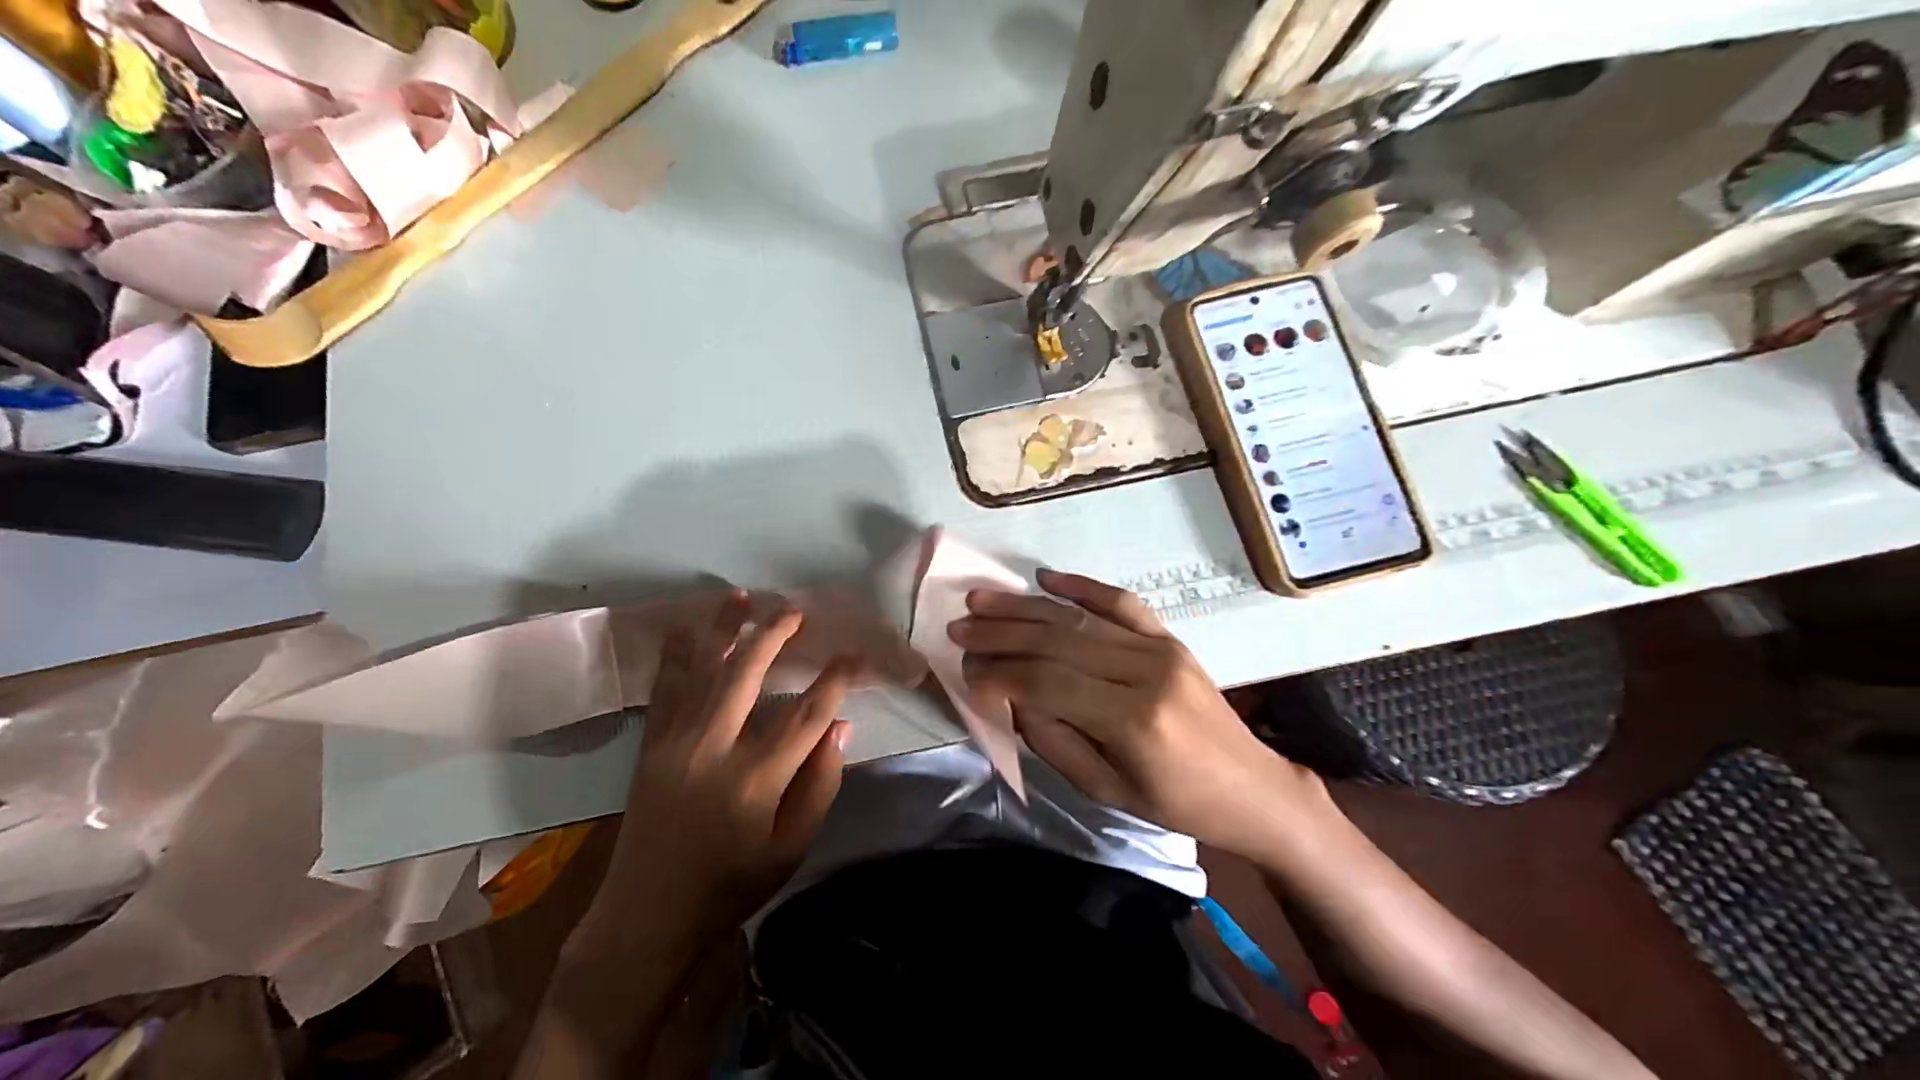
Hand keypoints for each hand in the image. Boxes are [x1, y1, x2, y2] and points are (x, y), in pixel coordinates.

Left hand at [601, 592, 853, 937]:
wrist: (646, 915)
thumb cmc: (729, 885)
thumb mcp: (790, 850)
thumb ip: (819, 786)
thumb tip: (840, 727)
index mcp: (757, 778)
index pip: (807, 714)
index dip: (835, 680)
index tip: (854, 655)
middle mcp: (715, 748)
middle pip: (748, 673)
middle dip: (775, 635)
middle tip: (795, 611)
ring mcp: (677, 742)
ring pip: (704, 669)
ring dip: (724, 629)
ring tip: (741, 595)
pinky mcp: (651, 746)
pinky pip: (665, 689)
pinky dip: (677, 656)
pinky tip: (686, 630)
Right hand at [948, 569, 1328, 856]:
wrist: (1252, 787)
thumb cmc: (1175, 803)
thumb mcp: (1105, 790)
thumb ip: (1052, 740)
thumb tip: (1009, 696)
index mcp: (1131, 720)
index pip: (1046, 683)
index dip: (998, 675)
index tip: (963, 672)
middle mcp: (1145, 672)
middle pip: (1057, 641)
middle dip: (1000, 633)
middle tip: (958, 627)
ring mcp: (1160, 648)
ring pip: (1080, 618)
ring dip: (1025, 607)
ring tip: (981, 599)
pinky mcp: (1169, 637)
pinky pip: (1121, 602)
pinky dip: (1082, 586)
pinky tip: (1045, 578)